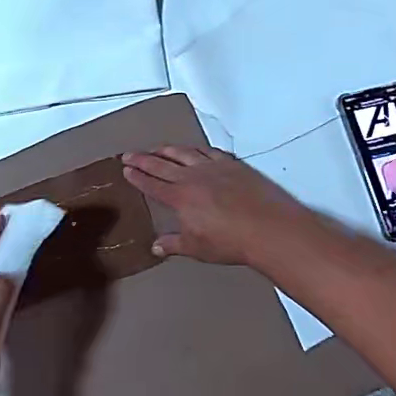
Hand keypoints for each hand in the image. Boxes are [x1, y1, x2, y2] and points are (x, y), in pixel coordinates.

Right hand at [121, 145, 315, 265]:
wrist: (268, 229)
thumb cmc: (232, 241)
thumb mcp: (197, 248)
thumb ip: (174, 244)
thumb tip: (157, 247)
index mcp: (180, 197)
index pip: (151, 184)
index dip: (137, 176)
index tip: (126, 170)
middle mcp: (193, 178)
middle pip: (161, 164)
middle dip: (142, 159)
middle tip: (129, 154)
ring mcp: (213, 168)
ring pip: (183, 153)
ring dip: (167, 149)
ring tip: (157, 148)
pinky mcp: (233, 165)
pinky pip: (209, 151)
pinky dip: (197, 149)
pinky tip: (194, 149)